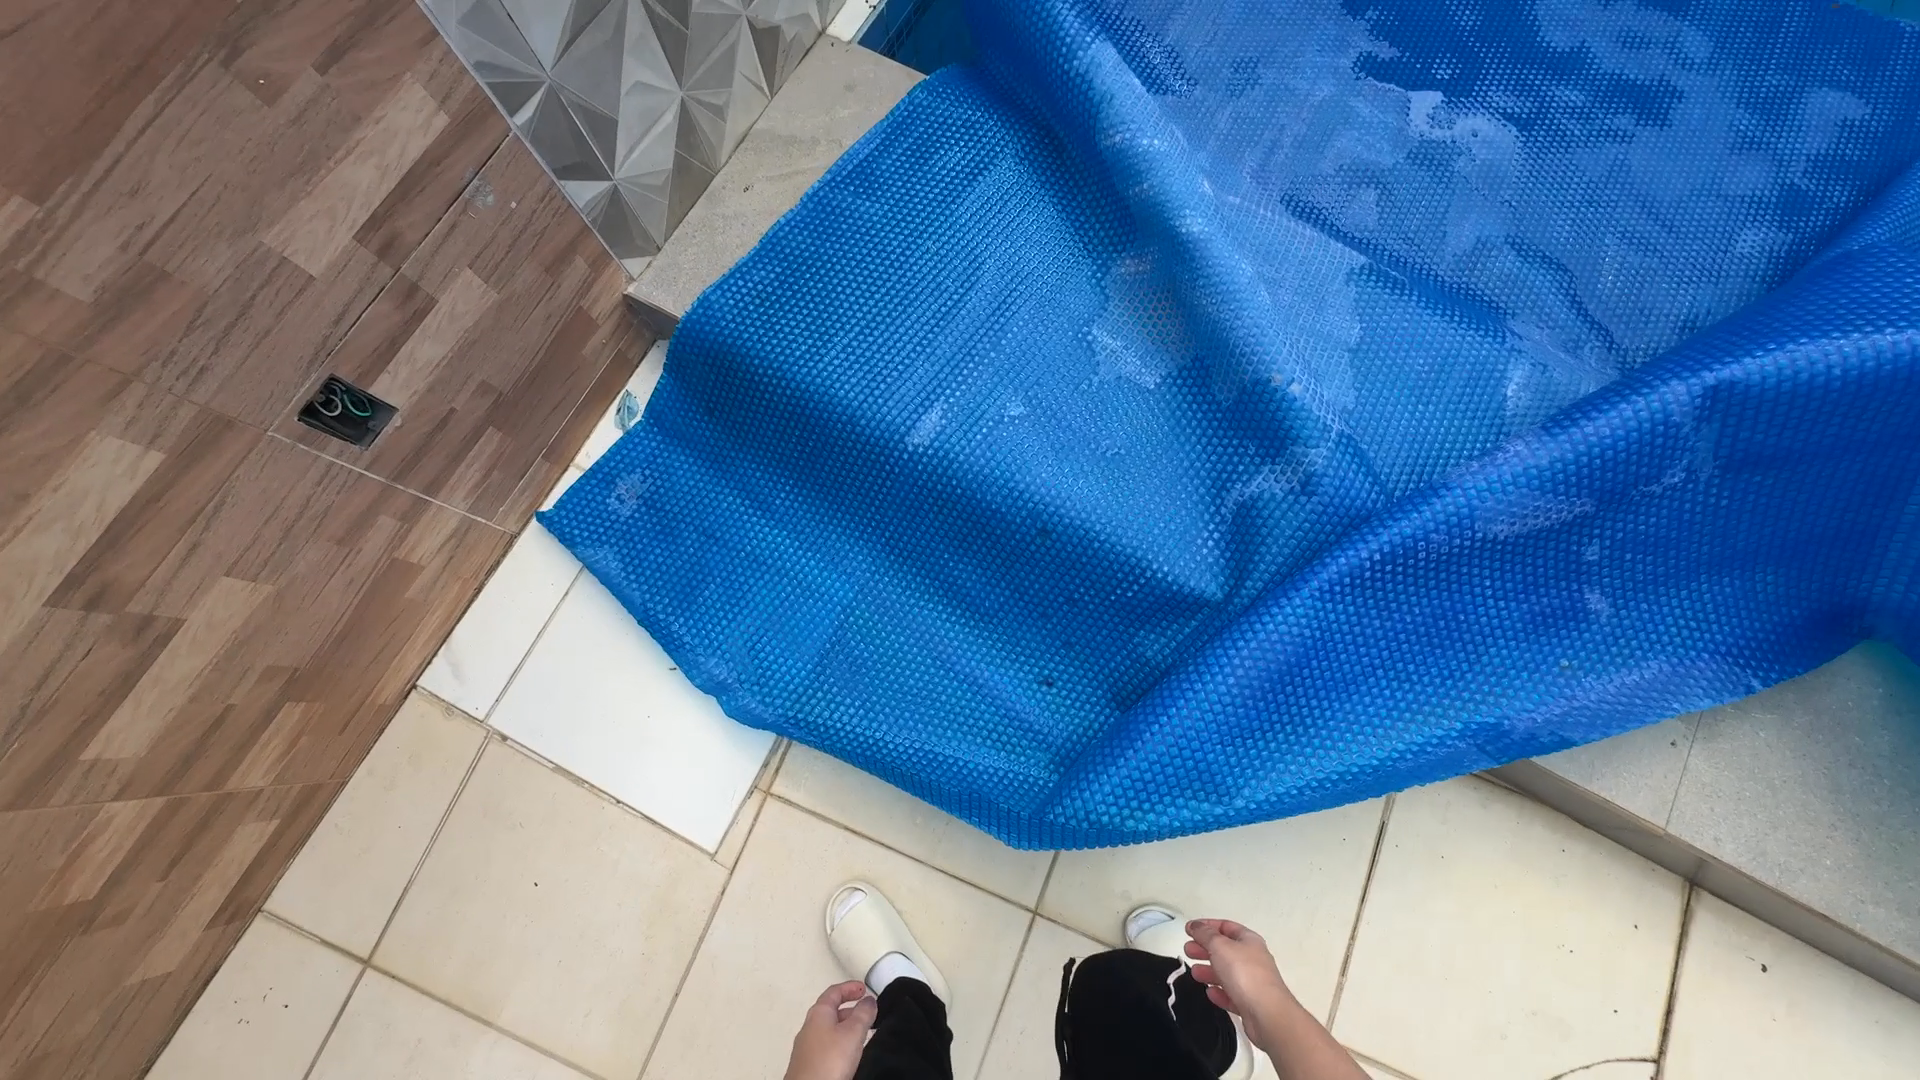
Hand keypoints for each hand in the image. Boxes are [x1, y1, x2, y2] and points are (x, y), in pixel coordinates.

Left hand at [783, 981, 877, 1079]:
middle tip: (867, 1013)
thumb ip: (863, 1013)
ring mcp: (806, 1047)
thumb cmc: (830, 1059)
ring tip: (862, 1034)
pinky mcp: (807, 1066)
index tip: (864, 988)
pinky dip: (840, 1043)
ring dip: (845, 1028)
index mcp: (818, 1013)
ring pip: (829, 1030)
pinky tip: (848, 1055)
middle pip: (830, 1011)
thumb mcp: (853, 1032)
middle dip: (850, 1009)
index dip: (850, 987)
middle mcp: (809, 1027)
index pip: (834, 991)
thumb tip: (869, 1000)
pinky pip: (826, 1046)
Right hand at [1185, 919, 1298, 1051]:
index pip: (1226, 926)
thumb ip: (1204, 934)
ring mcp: (1253, 983)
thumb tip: (1194, 925)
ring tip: (1194, 972)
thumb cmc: (1244, 973)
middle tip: (1188, 950)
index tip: (1190, 929)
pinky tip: (1211, 993)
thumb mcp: (1219, 946)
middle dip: (1205, 949)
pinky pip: (1232, 995)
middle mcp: (1253, 959)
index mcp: (1249, 940)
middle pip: (1225, 950)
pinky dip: (1220, 992)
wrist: (1267, 1015)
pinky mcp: (1251, 1004)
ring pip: (1227, 973)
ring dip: (1209, 971)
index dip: (1206, 926)